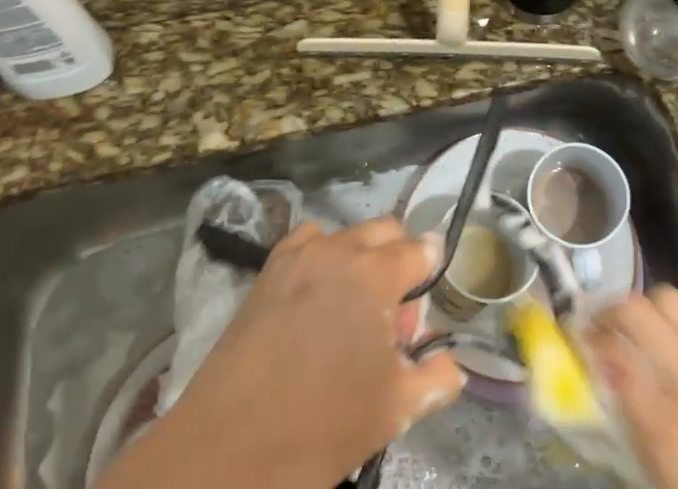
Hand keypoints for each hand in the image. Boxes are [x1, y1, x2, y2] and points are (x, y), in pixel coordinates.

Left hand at [100, 218, 464, 488]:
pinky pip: (306, 245)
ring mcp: (296, 258)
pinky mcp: (266, 274)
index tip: (431, 295)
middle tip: (394, 314)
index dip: (432, 270)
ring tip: (352, 309)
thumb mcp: (396, 410)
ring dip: (360, 258)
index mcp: (376, 275)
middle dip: (399, 258)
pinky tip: (316, 302)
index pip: (421, 250)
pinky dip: (321, 260)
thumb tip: (448, 362)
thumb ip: (437, 377)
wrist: (229, 447)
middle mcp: (337, 252)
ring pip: (345, 236)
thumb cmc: (323, 425)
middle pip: (385, 230)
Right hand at [587, 287, 677, 488]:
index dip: (584, 340)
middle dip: (609, 311)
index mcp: (669, 428)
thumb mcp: (665, 476)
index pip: (611, 358)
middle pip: (639, 313)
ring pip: (672, 301)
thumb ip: (630, 427)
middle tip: (598, 325)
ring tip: (635, 327)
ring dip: (646, 307)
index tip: (574, 338)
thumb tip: (601, 379)